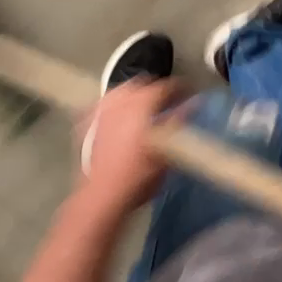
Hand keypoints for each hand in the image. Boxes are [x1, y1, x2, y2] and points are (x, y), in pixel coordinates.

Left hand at [72, 79, 177, 213]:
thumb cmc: (139, 176)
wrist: (101, 196)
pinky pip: (102, 105)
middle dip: (154, 90)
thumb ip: (180, 120)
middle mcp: (119, 101)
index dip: (180, 89)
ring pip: (120, 91)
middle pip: (140, 84)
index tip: (188, 94)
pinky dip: (112, 107)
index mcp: (141, 103)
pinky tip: (116, 116)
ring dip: (133, 96)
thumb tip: (195, 102)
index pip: (165, 87)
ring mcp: (100, 110)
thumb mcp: (167, 151)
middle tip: (166, 103)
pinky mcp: (86, 123)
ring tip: (142, 108)